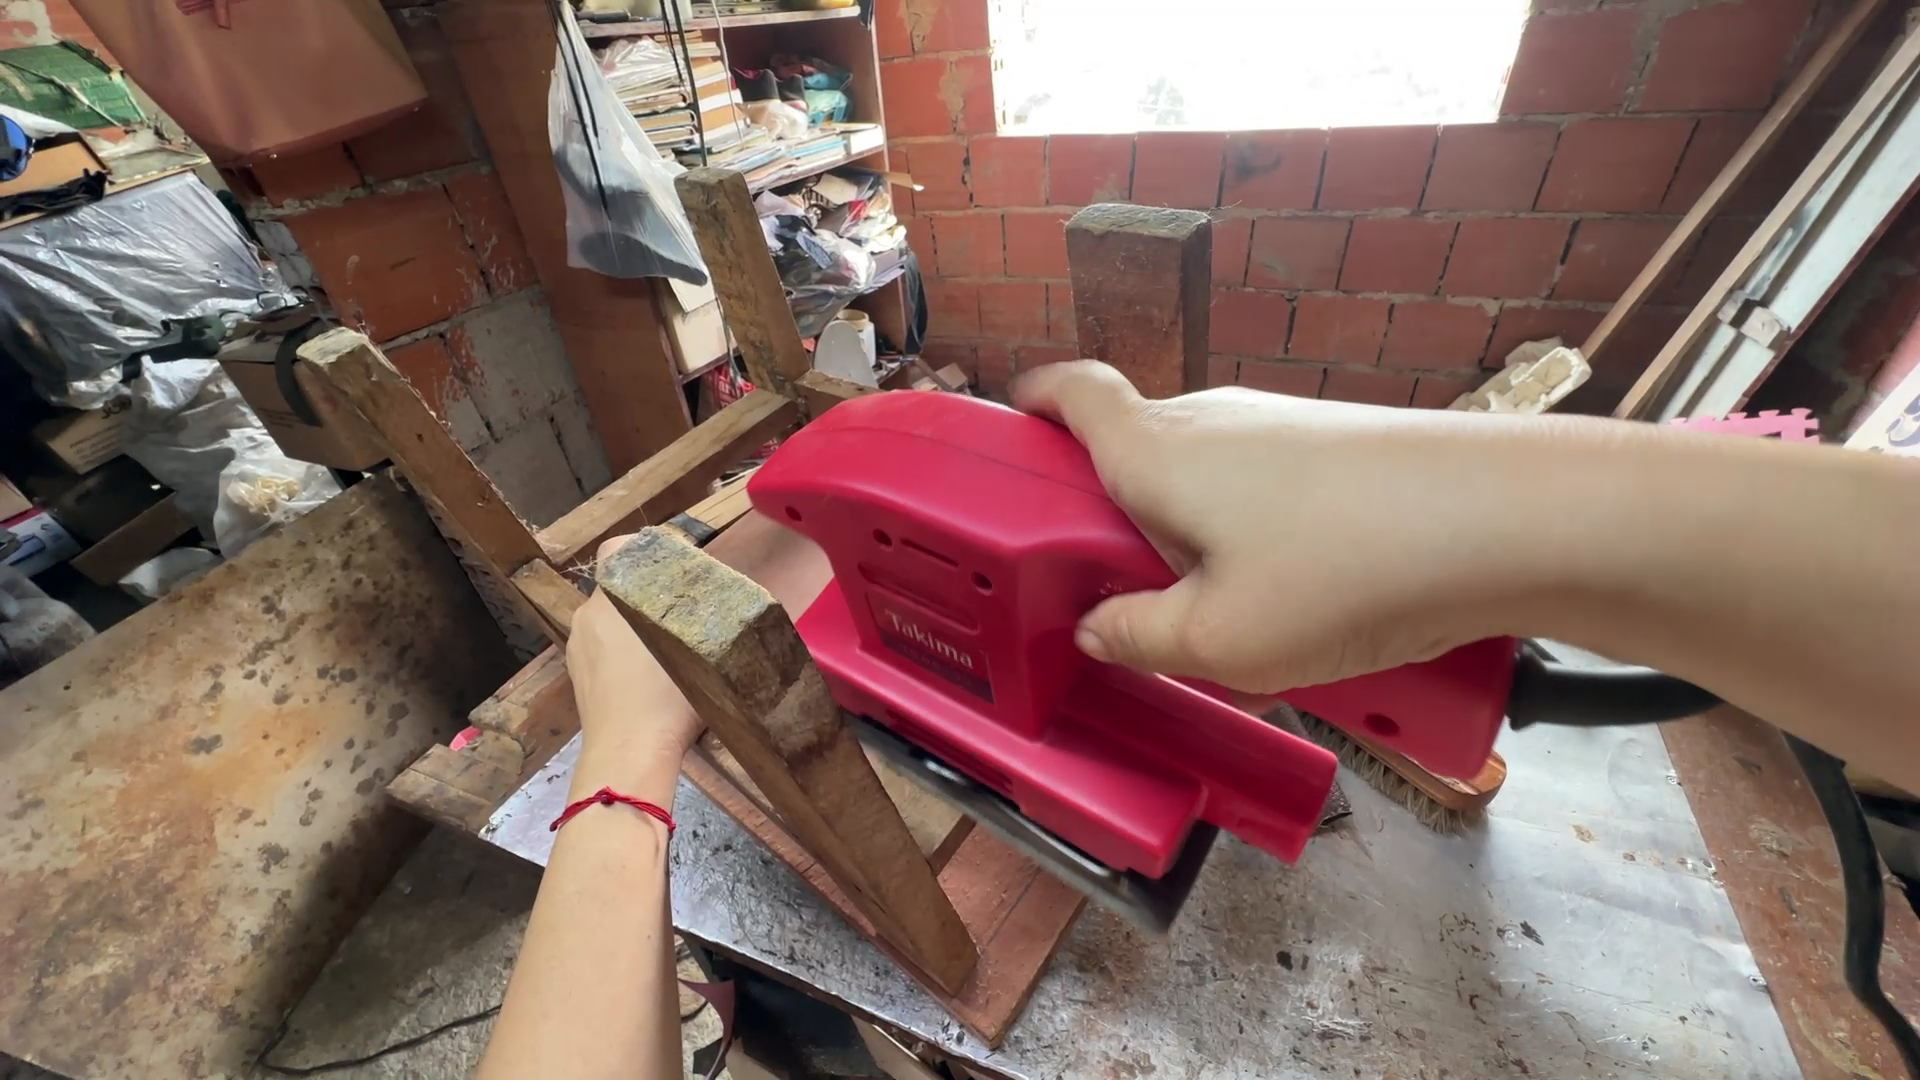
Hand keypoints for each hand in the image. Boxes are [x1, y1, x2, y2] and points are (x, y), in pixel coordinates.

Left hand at [566, 536, 704, 771]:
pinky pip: (604, 646)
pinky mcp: (578, 677)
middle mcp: (586, 619)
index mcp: (610, 603)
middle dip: (647, 593)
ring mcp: (578, 650)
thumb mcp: (697, 648)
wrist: (629, 755)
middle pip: (618, 588)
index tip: (675, 567)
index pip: (616, 551)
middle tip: (684, 609)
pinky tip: (648, 675)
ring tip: (669, 645)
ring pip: (610, 619)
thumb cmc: (667, 698)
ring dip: (635, 622)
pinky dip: (624, 649)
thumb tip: (715, 597)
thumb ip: (701, 616)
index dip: (644, 551)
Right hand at [1011, 361, 1561, 694]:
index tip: (1013, 421)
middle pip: (1126, 440)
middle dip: (1100, 497)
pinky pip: (1246, 478)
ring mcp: (1271, 424)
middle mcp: (1207, 420)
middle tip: (1104, 569)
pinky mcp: (1323, 443)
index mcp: (1156, 452)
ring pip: (1189, 466)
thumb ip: (1137, 635)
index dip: (1035, 398)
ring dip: (1171, 519)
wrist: (1515, 518)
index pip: (1074, 392)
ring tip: (1198, 595)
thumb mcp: (1220, 638)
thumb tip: (1095, 629)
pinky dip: (1228, 521)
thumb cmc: (1346, 570)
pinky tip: (1272, 582)